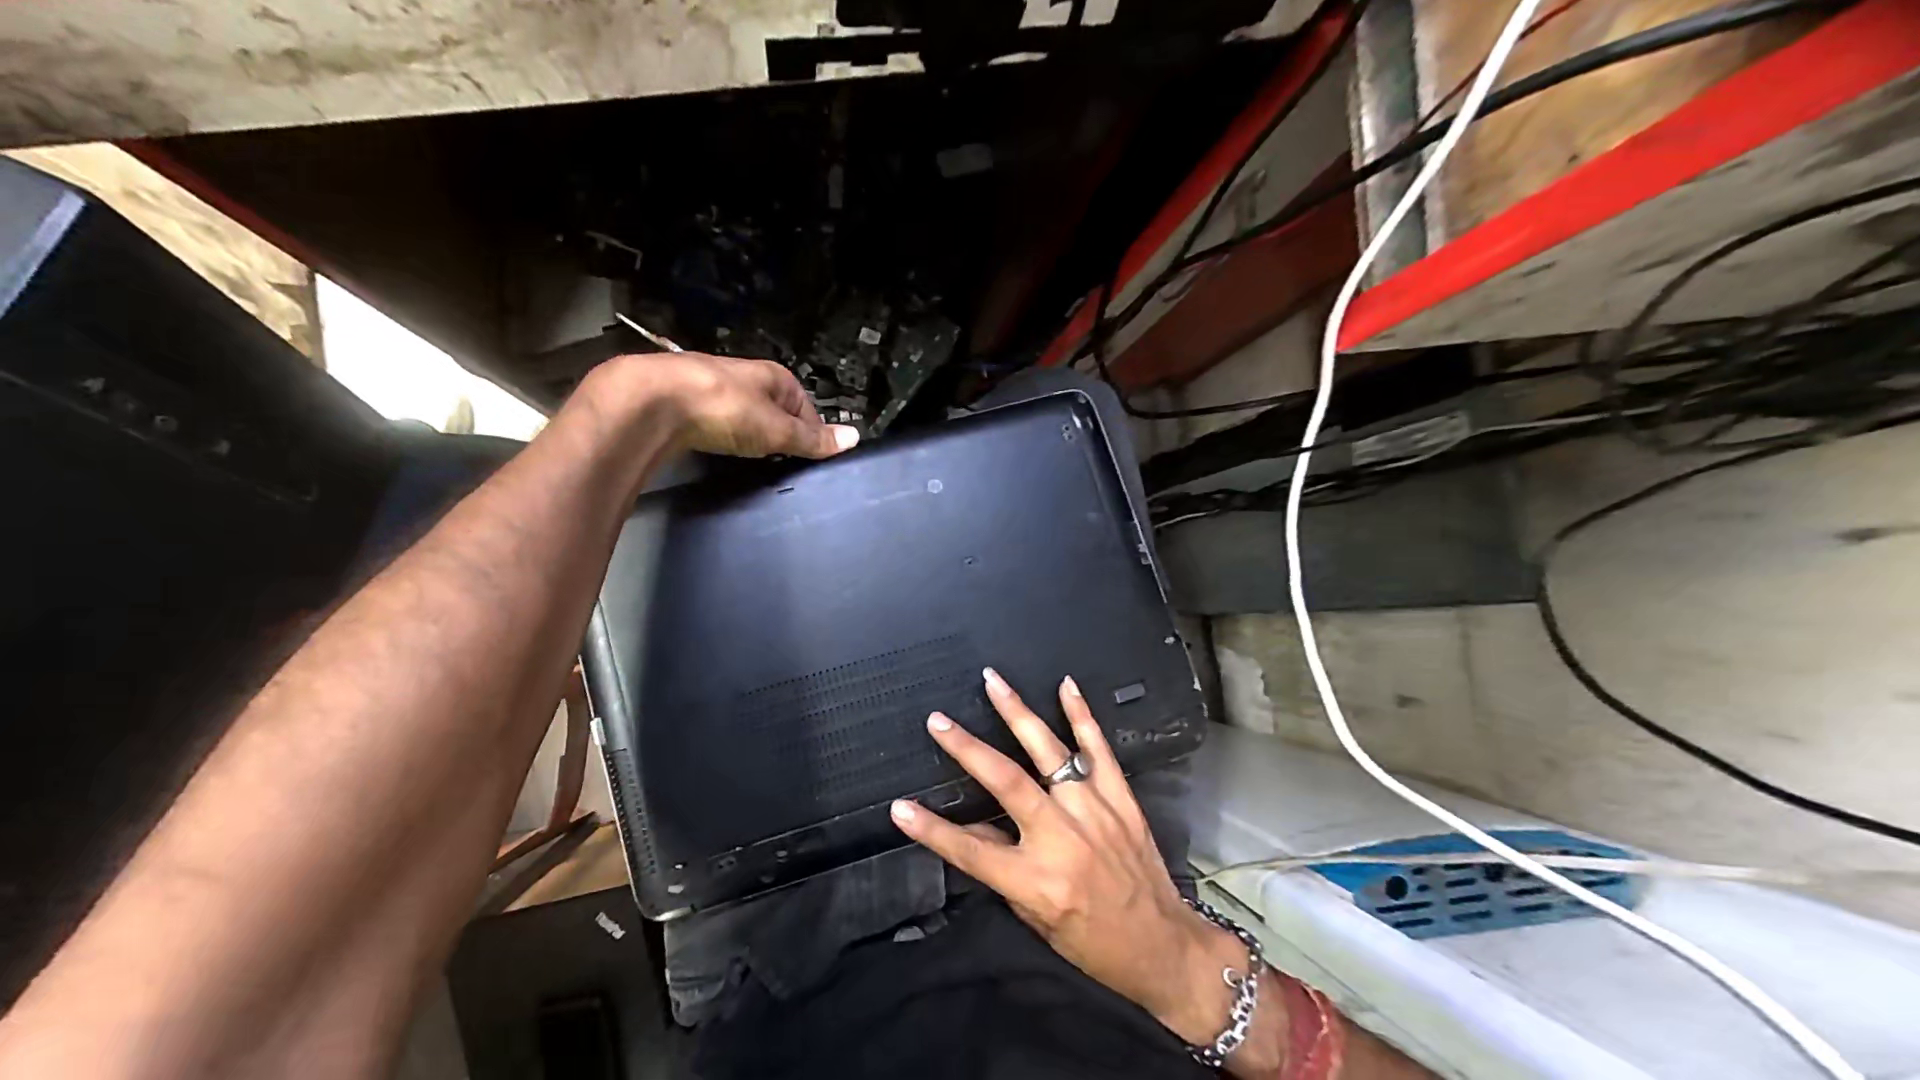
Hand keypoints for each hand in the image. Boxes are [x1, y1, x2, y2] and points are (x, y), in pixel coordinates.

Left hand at [593, 351, 859, 459]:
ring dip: (750, 435)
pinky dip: (723, 435)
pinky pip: (718, 421)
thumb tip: (856, 438)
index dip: (811, 433)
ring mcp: (716, 386)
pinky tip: (718, 448)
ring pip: (746, 415)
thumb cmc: (726, 409)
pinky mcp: (688, 402)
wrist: (653, 402)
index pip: (806, 406)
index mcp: (776, 376)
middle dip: (779, 434)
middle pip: (776, 410)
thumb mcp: (777, 429)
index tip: (809, 458)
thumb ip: (813, 438)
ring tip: (749, 457)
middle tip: (779, 461)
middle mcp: (747, 375)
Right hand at [890, 669, 1257, 1049]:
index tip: (901, 807)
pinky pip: (1098, 748)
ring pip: (1049, 751)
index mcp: (1036, 880)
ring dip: (1016, 712)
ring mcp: (1093, 811)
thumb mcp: (1036, 918)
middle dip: (966, 748)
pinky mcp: (1120, 798)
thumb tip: (974, 825)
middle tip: (938, 721)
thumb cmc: (1094, 942)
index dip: (930, 829)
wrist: (1162, 946)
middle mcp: (1062, 838)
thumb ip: (1004, 868)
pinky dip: (1081, 714)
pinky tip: (1065, 685)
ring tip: (993, 681)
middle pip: (1005, 782)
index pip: (970, 849)